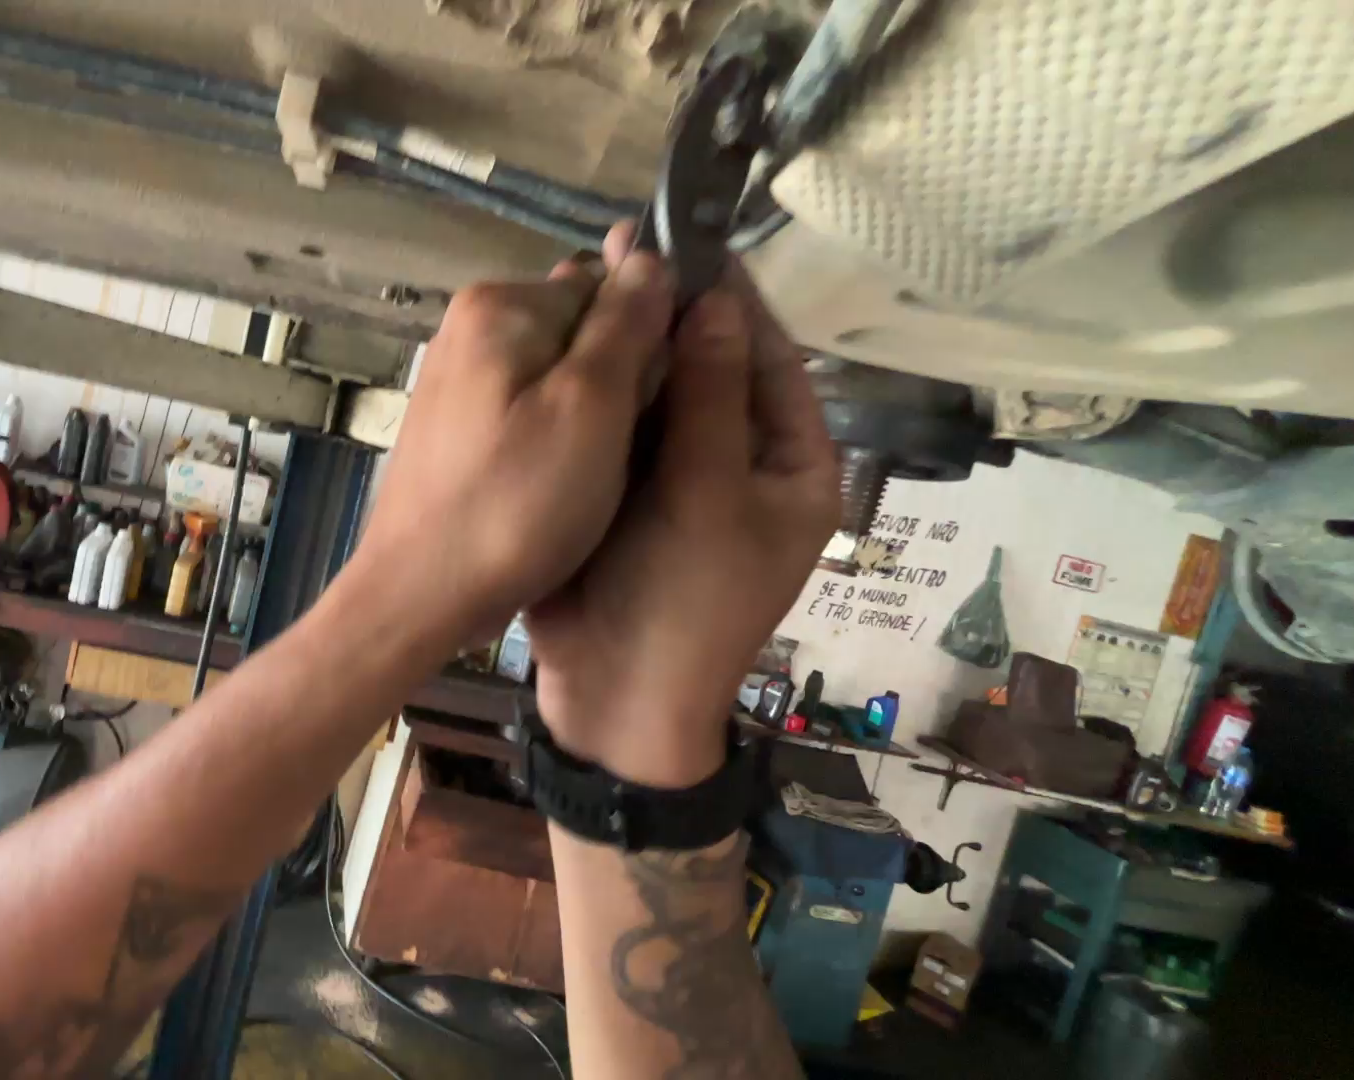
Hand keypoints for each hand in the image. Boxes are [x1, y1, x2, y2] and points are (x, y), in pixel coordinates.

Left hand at [348, 231, 675, 651]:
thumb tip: (651, 259)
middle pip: (580, 334)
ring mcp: (455, 383)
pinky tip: (554, 489)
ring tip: (587, 479)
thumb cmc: (514, 503)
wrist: (422, 593)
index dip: (644, 344)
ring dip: (587, 422)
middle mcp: (467, 331)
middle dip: (614, 384)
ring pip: (557, 382)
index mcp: (497, 306)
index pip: (606, 290)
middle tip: (616, 452)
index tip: (650, 406)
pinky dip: (550, 444)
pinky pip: (525, 417)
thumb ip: (625, 326)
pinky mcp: (454, 431)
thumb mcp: (591, 407)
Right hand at [528, 225, 840, 786]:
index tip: (692, 242)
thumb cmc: (685, 600)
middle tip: (623, 250)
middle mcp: (736, 461)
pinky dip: (596, 396)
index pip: (770, 362)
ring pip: (656, 398)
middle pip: (710, 373)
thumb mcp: (708, 496)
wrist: (614, 692)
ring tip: (587, 284)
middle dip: (669, 321)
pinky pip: (614, 431)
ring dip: (628, 352)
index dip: (732, 303)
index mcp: (790, 463)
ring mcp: (674, 478)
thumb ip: (709, 398)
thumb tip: (711, 303)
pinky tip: (564, 352)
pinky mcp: (620, 493)